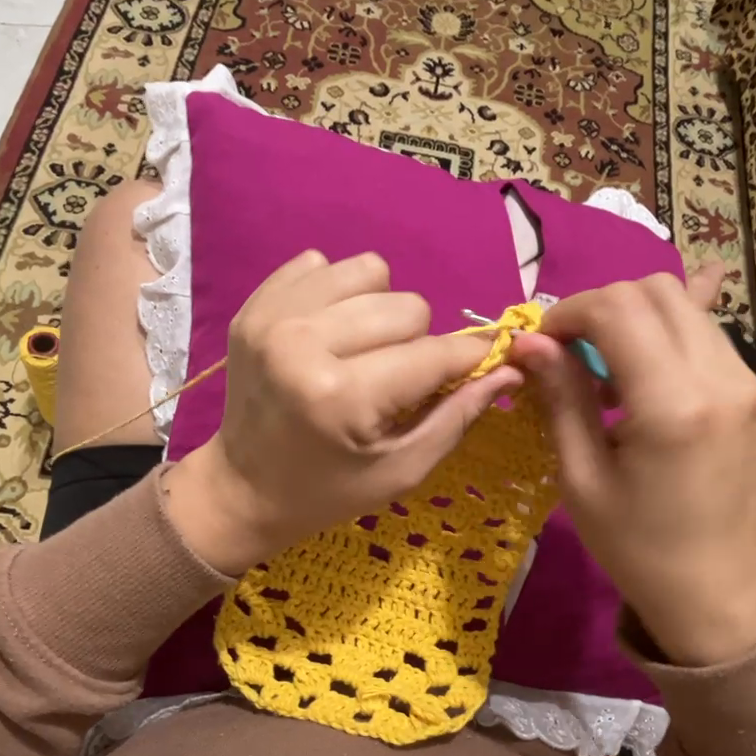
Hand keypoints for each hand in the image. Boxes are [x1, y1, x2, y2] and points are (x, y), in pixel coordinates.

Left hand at [165, 250, 521, 574]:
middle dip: (417, 343)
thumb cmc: (326, 491)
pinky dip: (338, 293)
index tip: (478, 367)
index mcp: (340, 395)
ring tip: (362, 350)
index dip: (467, 360)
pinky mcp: (255, 304)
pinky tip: (328, 334)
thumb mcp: (400, 470)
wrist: (242, 488)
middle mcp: (303, 341)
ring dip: (379, 309)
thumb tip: (513, 367)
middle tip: (394, 380)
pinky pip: (322, 264)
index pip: (433, 354)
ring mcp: (272, 316)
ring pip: (369, 271)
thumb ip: (457, 415)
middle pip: (407, 305)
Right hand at [509, 265, 755, 665]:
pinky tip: (641, 377)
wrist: (715, 592)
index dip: (567, 312)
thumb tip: (528, 341)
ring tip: (603, 368)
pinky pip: (707, 335)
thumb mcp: (581, 478)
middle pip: (656, 290)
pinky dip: (665, 338)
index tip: (540, 344)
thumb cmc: (634, 547)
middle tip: (568, 352)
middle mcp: (722, 378)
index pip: (617, 309)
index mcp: (673, 405)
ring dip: (634, 319)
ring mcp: (750, 382)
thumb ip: (560, 398)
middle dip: (600, 306)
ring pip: (686, 304)